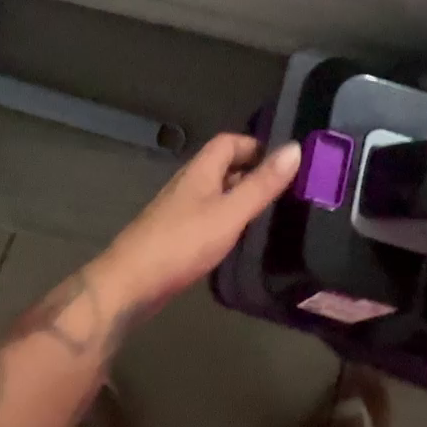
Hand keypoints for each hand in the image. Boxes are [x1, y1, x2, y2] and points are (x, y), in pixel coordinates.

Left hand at [97, 133, 301, 312]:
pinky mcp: (178, 235)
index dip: (257, 146)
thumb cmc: (183, 242)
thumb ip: (262, 184)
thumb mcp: (230, 212)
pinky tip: (244, 240)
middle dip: (254, 173)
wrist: (131, 284)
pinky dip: (230, 221)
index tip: (286, 163)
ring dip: (242, 198)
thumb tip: (295, 148)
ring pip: (218, 193)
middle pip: (224, 166)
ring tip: (274, 215)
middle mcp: (190, 183)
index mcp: (201, 170)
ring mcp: (181, 210)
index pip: (230, 142)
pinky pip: (210, 217)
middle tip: (288, 191)